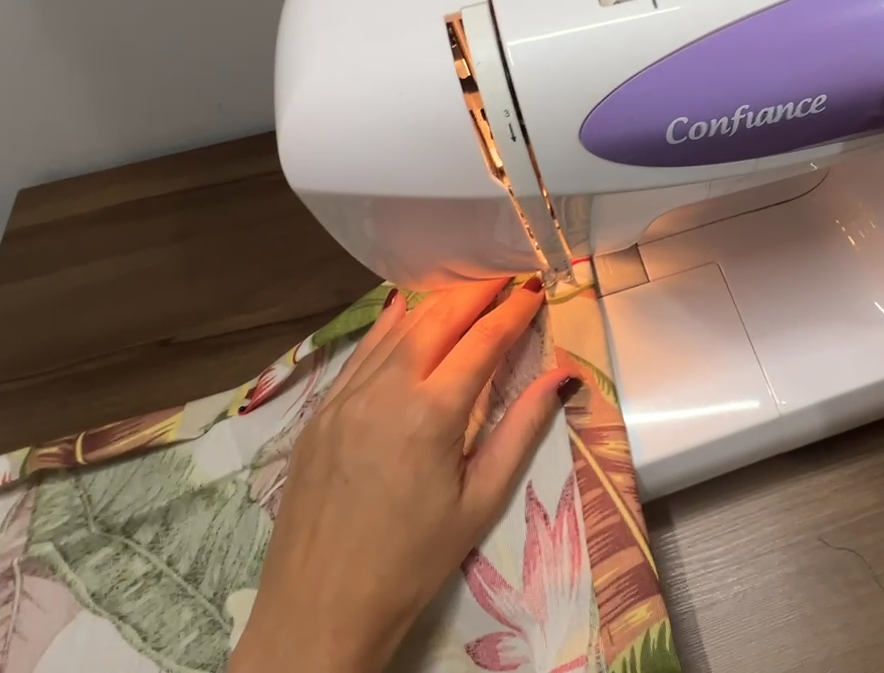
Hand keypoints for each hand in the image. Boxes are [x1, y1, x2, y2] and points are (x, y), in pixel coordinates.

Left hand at [230, 277, 576, 672]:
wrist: (319, 610)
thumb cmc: (414, 561)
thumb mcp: (482, 500)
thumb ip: (523, 429)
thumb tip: (564, 375)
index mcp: (433, 414)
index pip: (483, 341)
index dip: (514, 310)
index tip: (536, 286)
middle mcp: (386, 391)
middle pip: (438, 318)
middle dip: (476, 290)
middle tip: (506, 273)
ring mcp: (345, 397)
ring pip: (397, 327)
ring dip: (437, 300)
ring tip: (468, 285)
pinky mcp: (320, 410)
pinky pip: (362, 351)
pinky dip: (391, 324)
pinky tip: (406, 310)